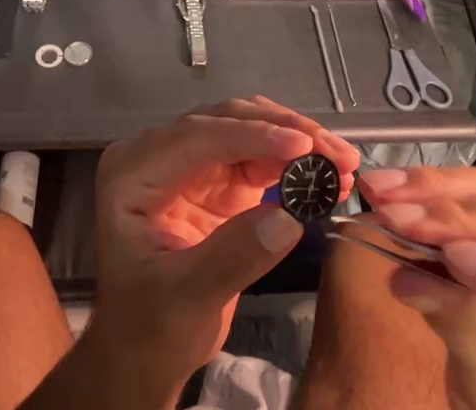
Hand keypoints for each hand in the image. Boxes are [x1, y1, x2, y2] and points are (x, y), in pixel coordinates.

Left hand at [82, 98, 358, 395]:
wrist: (144, 354)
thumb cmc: (150, 328)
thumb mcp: (186, 299)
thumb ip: (232, 257)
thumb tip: (288, 219)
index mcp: (133, 172)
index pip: (195, 137)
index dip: (252, 135)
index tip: (303, 145)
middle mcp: (158, 156)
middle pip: (224, 121)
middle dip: (282, 130)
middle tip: (337, 152)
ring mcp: (188, 166)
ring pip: (246, 130)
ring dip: (295, 140)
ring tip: (342, 161)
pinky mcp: (215, 181)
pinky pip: (258, 157)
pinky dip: (292, 162)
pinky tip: (326, 174)